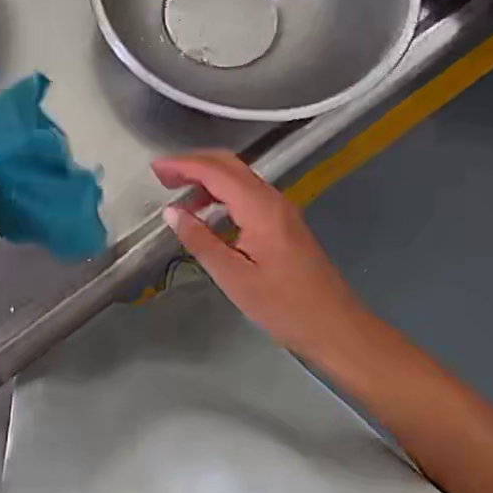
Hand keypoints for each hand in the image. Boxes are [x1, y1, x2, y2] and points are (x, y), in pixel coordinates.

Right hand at [157, 150, 368, 368]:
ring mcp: (281, 209)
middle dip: (193, 163)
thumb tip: (171, 212)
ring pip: (239, 176)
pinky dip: (222, 192)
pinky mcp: (284, 221)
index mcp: (260, 207)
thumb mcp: (234, 278)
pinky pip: (247, 192)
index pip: (215, 171)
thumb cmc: (285, 307)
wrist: (338, 328)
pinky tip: (207, 213)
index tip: (155, 169)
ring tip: (178, 194)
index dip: (182, 165)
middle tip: (162, 176)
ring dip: (207, 177)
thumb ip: (200, 241)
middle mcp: (272, 199)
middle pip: (228, 164)